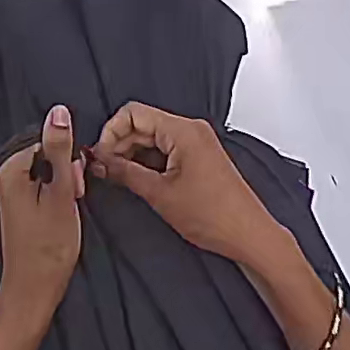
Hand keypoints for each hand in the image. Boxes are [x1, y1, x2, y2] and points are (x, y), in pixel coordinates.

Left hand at [0, 104, 83, 324]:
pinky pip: (47, 188)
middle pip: (50, 155)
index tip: (73, 185)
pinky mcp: (23, 205)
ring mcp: (14, 192)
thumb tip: (58, 113)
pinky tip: (62, 217)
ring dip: (66, 188)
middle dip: (68, 175)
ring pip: (52, 173)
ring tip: (67, 212)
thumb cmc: (47, 249)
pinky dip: (59, 199)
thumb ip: (60, 150)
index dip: (69, 163)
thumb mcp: (62, 192)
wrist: (35, 290)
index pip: (50, 142)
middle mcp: (8, 177)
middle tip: (71, 201)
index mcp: (12, 169)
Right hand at [91, 101, 286, 268]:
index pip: (133, 113)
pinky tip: (137, 178)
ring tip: (118, 176)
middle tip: (103, 169)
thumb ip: (125, 173)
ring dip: (131, 153)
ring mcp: (196, 141)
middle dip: (118, 144)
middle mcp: (190, 129)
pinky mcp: (198, 154)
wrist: (249, 235)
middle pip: (141, 123)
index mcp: (182, 130)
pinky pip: (165, 147)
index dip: (111, 132)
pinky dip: (147, 160)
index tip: (100, 155)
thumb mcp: (160, 193)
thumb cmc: (214, 216)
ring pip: (151, 136)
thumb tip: (100, 162)